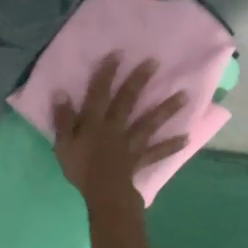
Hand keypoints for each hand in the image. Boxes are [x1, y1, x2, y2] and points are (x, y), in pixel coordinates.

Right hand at [53, 55, 188, 215]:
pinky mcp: (140, 158)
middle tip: (155, 62)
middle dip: (140, 81)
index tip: (118, 54)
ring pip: (150, 122)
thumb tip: (61, 93)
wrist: (103, 193)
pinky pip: (157, 151)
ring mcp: (131, 142)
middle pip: (128, 101)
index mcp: (95, 123)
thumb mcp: (63, 144)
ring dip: (167, 109)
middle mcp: (116, 127)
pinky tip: (186, 138)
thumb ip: (63, 119)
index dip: (107, 74)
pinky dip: (171, 146)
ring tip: (184, 95)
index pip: (99, 94)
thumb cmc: (80, 168)